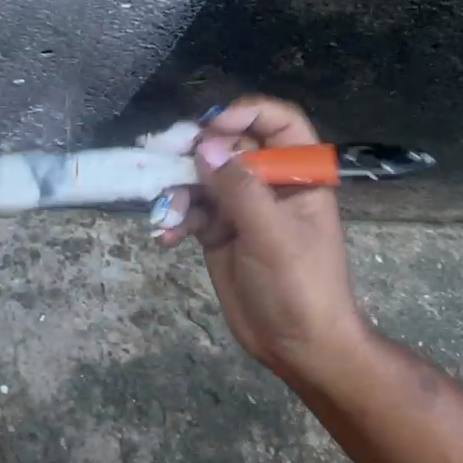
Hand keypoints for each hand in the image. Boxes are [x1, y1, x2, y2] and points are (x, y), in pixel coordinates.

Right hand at [151, 95, 369, 385]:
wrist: (297, 349)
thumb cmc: (301, 288)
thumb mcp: (274, 236)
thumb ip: (238, 188)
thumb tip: (202, 145)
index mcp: (298, 176)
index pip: (279, 122)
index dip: (247, 113)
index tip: (213, 124)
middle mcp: (267, 183)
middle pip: (227, 143)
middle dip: (194, 148)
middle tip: (162, 152)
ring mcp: (240, 205)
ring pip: (200, 173)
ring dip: (176, 187)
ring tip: (165, 210)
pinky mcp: (217, 228)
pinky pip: (188, 206)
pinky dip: (174, 217)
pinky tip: (165, 235)